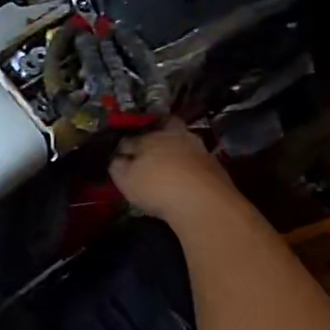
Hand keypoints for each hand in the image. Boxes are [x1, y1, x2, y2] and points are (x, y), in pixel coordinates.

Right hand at [108, 121, 243, 225]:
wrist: (202, 201)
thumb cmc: (157, 187)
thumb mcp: (126, 180)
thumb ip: (118, 167)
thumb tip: (116, 159)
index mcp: (149, 137)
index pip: (130, 138)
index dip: (122, 147)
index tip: (118, 157)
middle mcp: (174, 136)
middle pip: (163, 128)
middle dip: (155, 134)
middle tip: (148, 151)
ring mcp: (197, 148)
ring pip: (182, 142)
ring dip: (174, 151)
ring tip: (167, 167)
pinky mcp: (213, 163)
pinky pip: (194, 159)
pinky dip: (187, 166)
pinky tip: (183, 177)